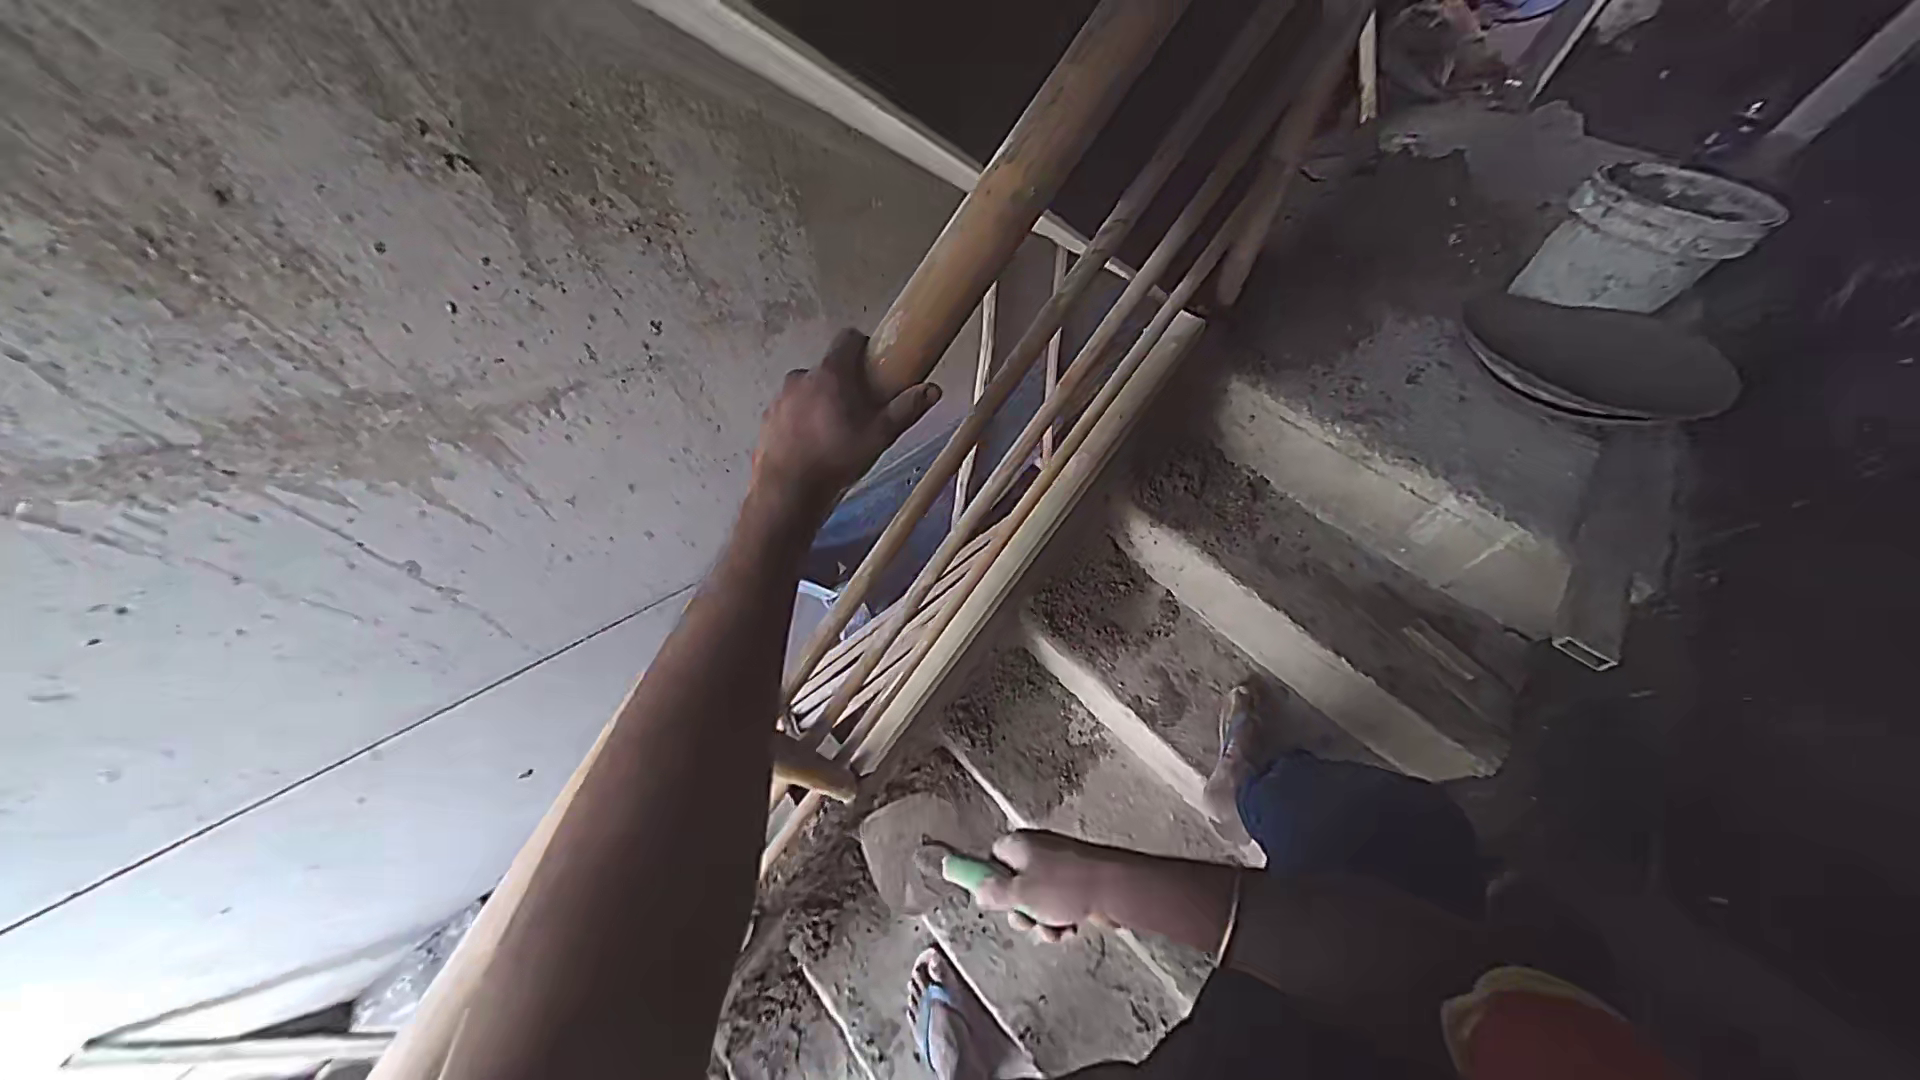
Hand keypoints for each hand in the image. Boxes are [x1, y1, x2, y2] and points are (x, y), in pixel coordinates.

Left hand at [750, 329, 940, 521]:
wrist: (790, 489)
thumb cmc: (835, 459)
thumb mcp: (880, 435)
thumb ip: (906, 409)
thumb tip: (931, 391)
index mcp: (831, 374)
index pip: (847, 338)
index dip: (862, 347)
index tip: (871, 366)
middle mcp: (802, 378)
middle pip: (828, 367)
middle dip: (843, 383)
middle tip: (858, 410)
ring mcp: (781, 398)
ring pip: (807, 390)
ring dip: (820, 402)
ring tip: (834, 433)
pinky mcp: (769, 418)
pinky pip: (790, 411)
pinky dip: (801, 421)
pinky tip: (813, 445)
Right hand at [956, 832, 1114, 943]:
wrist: (1112, 888)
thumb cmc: (1063, 889)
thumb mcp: (1020, 895)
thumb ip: (993, 892)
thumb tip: (974, 887)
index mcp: (1018, 844)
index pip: (992, 858)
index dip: (991, 881)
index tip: (996, 902)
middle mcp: (1036, 850)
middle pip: (1013, 883)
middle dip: (1019, 910)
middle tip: (1027, 920)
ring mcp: (1057, 865)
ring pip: (1035, 899)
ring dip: (1040, 920)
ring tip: (1053, 929)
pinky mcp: (1074, 881)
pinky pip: (1055, 902)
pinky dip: (1059, 918)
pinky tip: (1069, 928)